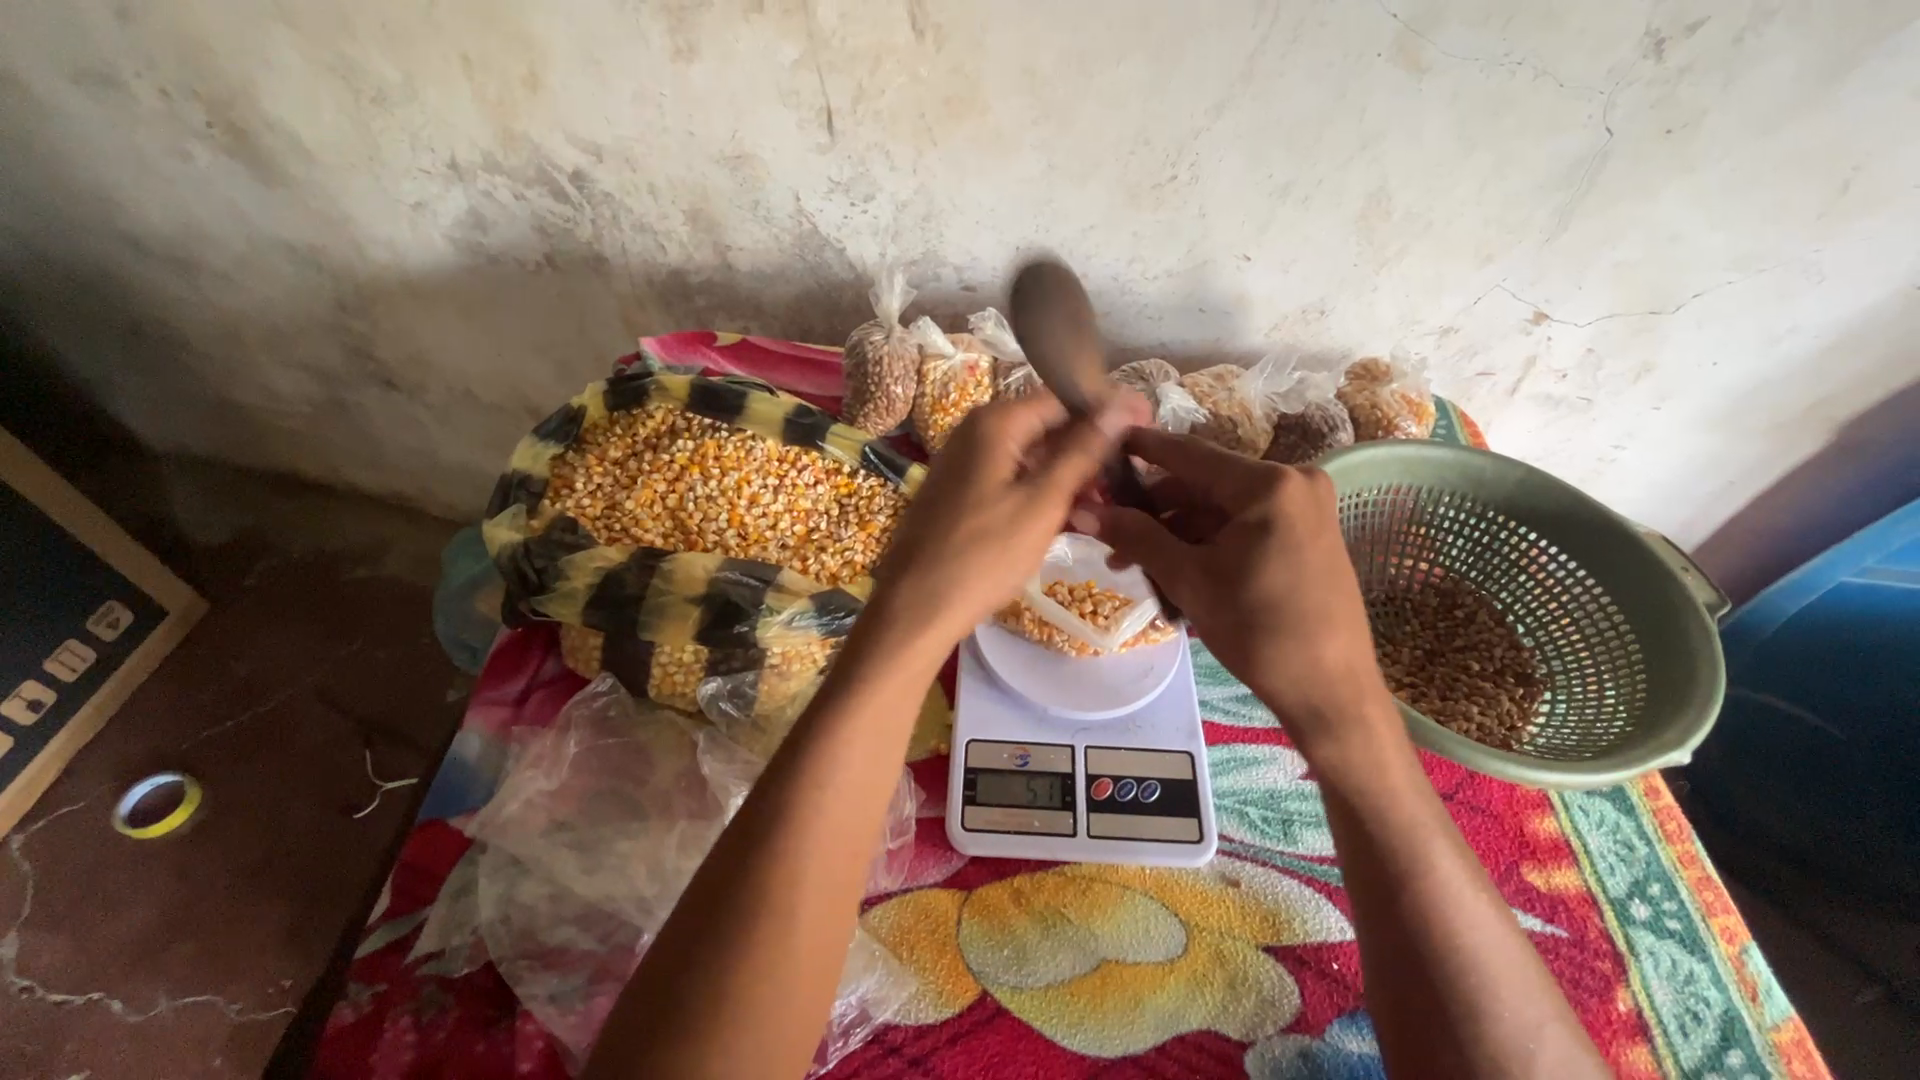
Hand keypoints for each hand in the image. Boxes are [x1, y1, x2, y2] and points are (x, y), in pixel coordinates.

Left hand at [868, 391, 1147, 652]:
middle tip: (1131, 475)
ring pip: (1033, 456)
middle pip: (1048, 425)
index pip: (1064, 396)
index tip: (1147, 425)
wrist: (915, 607)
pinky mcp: (964, 492)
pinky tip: (1073, 519)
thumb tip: (1124, 401)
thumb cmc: (983, 555)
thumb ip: (1083, 450)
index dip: (1107, 409)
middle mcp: (977, 431)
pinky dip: (1044, 494)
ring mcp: (967, 462)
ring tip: (1108, 504)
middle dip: (1091, 448)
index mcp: (996, 422)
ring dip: (1070, 476)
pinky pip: (1014, 479)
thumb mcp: (1042, 502)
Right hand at [1081, 429, 1396, 757]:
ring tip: (1135, 566)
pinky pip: (1244, 524)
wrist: (1330, 690)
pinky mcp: (1307, 533)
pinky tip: (1175, 571)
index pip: (1188, 454)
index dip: (1141, 449)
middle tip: (1110, 536)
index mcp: (1268, 485)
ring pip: (1221, 507)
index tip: (1103, 445)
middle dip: (1155, 510)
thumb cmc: (1259, 631)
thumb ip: (1136, 536)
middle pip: (1204, 483)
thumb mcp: (1189, 580)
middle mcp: (1293, 481)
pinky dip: (1208, 543)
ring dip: (1177, 532)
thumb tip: (1084, 510)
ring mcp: (1305, 507)